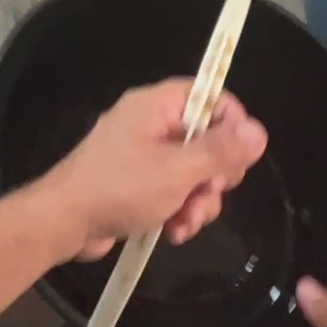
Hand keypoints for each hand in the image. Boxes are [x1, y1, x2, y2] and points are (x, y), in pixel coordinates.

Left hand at [27, 80, 267, 261]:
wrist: (68, 220)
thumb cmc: (119, 187)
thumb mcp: (176, 171)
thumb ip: (218, 151)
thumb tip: (258, 128)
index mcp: (153, 106)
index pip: (205, 95)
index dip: (230, 122)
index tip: (240, 156)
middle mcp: (149, 122)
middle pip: (206, 137)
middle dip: (214, 175)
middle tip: (207, 192)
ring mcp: (143, 152)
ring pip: (194, 170)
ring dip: (198, 200)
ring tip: (185, 221)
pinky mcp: (139, 180)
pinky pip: (175, 189)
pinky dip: (180, 209)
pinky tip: (174, 231)